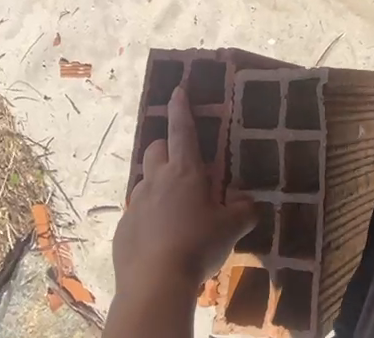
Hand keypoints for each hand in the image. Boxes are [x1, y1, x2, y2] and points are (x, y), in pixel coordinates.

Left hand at [114, 87, 256, 295]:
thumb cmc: (198, 245)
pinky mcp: (123, 229)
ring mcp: (136, 205)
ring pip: (144, 181)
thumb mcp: (232, 228)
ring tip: (173, 209)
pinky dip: (148, 218)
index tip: (177, 89)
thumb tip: (250, 203)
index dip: (180, 108)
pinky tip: (160, 239)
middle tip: (181, 165)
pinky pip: (136, 214)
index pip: (182, 129)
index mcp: (185, 172)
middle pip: (156, 149)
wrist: (156, 284)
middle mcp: (157, 180)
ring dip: (157, 185)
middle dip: (166, 148)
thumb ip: (244, 211)